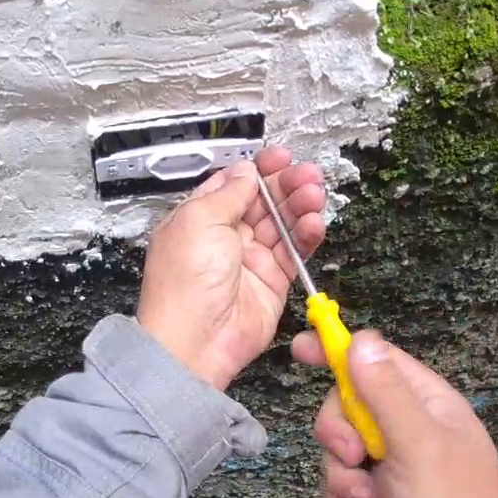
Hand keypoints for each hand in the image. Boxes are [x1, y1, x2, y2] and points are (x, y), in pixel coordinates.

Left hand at [137, 147, 326, 392]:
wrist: (195, 340)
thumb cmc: (183, 285)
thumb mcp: (198, 220)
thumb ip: (227, 193)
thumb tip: (245, 172)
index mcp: (199, 218)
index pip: (233, 184)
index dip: (258, 169)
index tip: (280, 157)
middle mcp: (223, 237)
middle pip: (263, 201)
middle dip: (286, 184)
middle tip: (305, 174)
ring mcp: (249, 259)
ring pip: (283, 223)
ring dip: (300, 205)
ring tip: (313, 194)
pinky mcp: (272, 282)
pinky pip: (295, 252)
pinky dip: (307, 235)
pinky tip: (314, 222)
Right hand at [292, 330, 497, 497]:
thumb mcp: (418, 445)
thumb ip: (385, 392)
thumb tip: (360, 339)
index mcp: (426, 403)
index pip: (375, 359)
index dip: (337, 351)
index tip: (300, 349)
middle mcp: (406, 427)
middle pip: (344, 405)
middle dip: (339, 435)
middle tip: (355, 457)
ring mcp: (388, 463)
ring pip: (335, 450)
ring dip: (345, 481)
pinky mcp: (373, 497)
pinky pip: (338, 486)